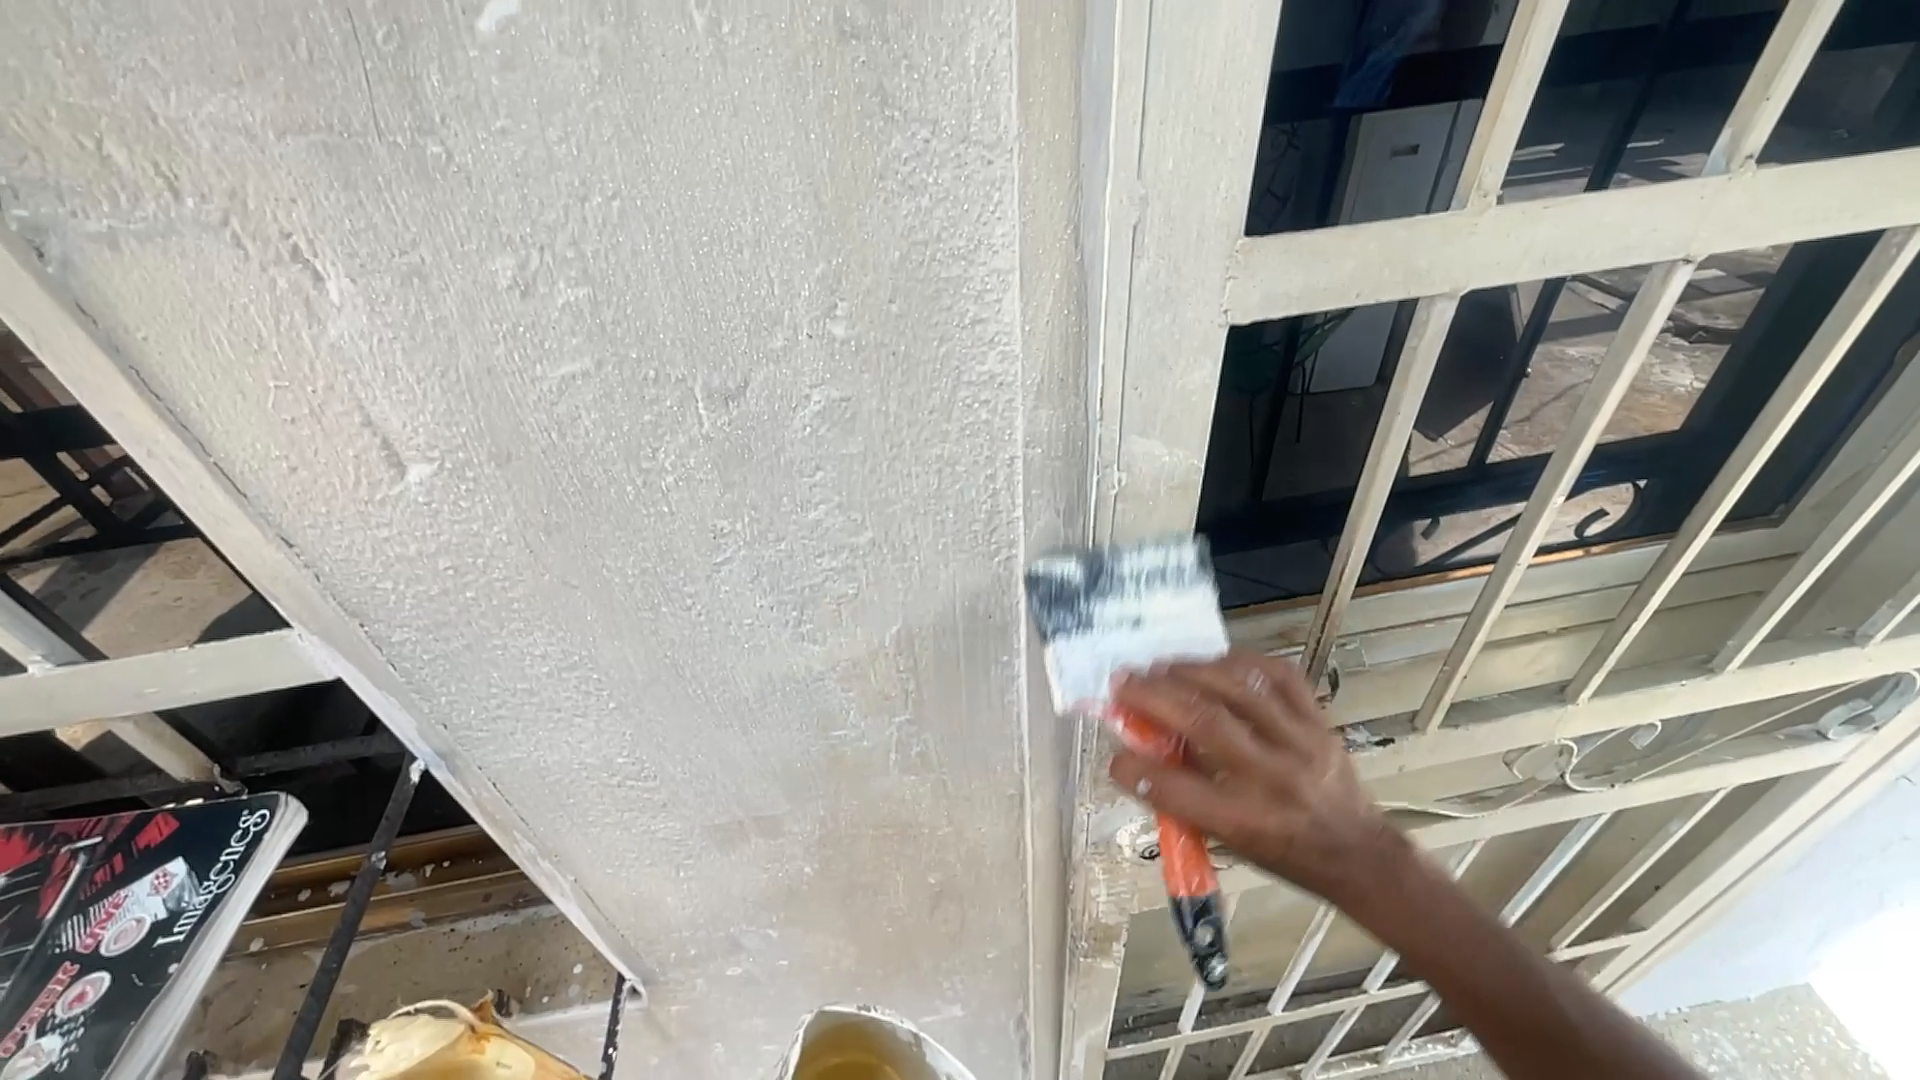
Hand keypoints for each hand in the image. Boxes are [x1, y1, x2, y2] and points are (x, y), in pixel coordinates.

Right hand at [1107, 652, 1406, 905]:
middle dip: (1154, 695)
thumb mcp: (1229, 840)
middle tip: (1122, 681)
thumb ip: (1185, 794)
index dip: (1134, 769)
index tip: (1113, 757)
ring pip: (1239, 689)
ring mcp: (1301, 744)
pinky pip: (1279, 675)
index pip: (1177, 789)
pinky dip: (1240, 661)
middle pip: (1205, 723)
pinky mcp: (1320, 722)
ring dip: (1190, 671)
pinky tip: (1213, 662)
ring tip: (1160, 667)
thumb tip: (1140, 746)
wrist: (1359, 854)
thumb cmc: (1283, 853)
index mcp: (1246, 821)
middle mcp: (1273, 779)